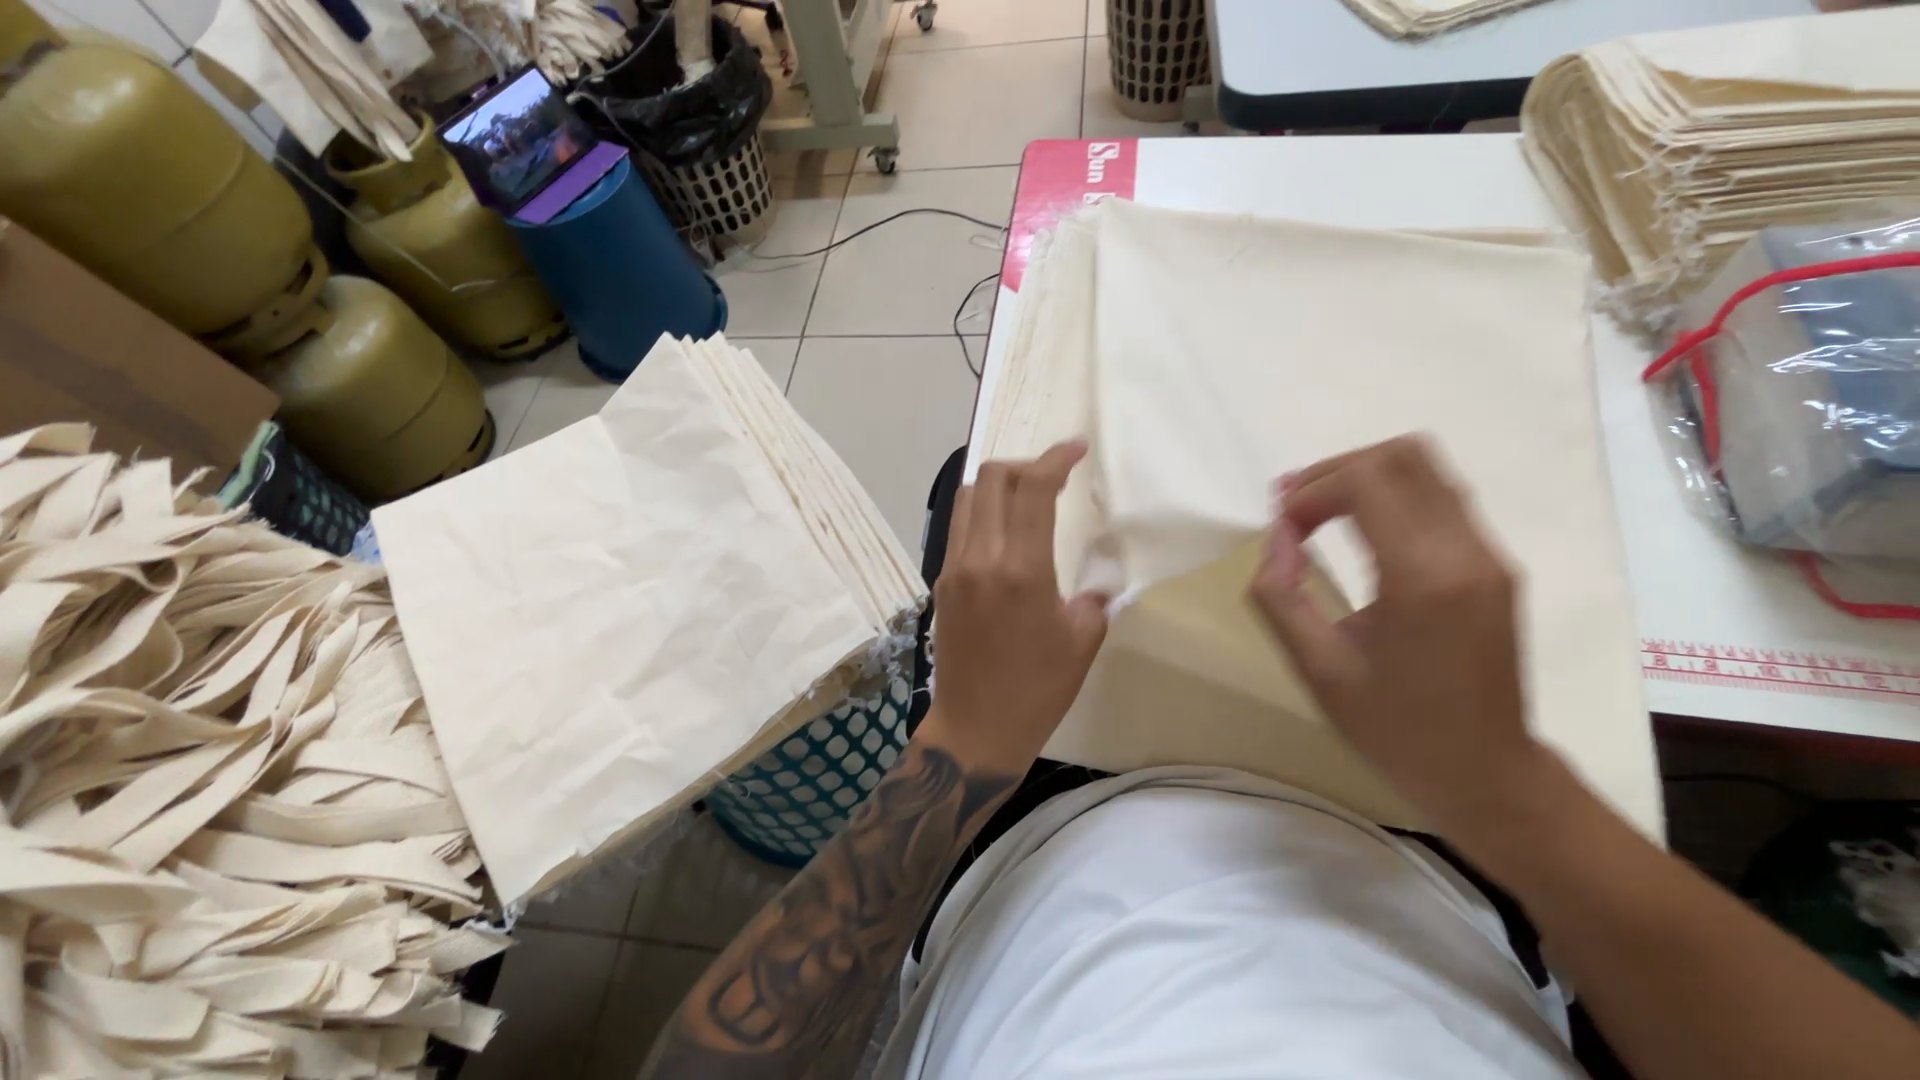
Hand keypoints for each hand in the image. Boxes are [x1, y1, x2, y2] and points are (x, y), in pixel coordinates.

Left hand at [928, 441, 1108, 771]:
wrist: (976, 728)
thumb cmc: (1038, 689)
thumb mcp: (1083, 640)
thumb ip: (1093, 595)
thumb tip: (1093, 578)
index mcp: (1022, 570)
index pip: (1033, 489)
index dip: (1056, 458)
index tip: (1076, 449)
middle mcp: (980, 559)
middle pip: (990, 478)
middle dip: (1025, 465)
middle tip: (1052, 477)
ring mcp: (954, 569)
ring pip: (966, 498)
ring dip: (997, 486)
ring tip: (1026, 500)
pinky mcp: (941, 583)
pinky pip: (959, 529)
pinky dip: (981, 514)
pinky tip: (1004, 535)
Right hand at [1248, 436, 1545, 838]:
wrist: (1486, 772)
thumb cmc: (1396, 729)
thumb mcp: (1317, 670)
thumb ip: (1280, 596)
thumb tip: (1277, 541)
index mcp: (1423, 577)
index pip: (1365, 481)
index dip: (1311, 491)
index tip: (1281, 530)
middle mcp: (1466, 551)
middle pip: (1402, 456)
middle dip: (1336, 470)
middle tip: (1293, 508)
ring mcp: (1489, 555)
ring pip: (1427, 468)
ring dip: (1365, 477)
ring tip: (1318, 512)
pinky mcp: (1495, 565)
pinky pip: (1442, 499)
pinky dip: (1393, 497)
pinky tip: (1360, 533)